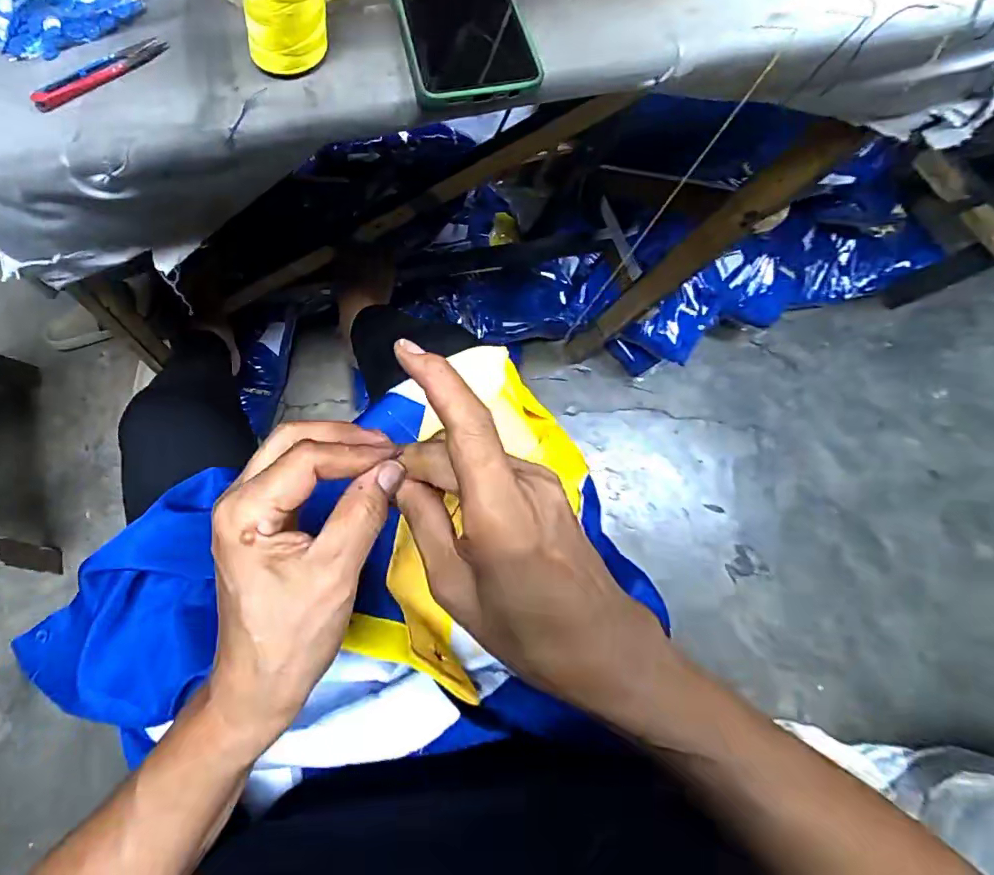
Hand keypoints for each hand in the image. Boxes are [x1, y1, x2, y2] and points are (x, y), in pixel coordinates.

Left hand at [207, 422, 404, 742]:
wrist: (257, 687)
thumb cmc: (293, 638)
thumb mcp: (335, 574)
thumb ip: (362, 513)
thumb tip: (392, 467)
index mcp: (244, 510)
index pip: (306, 457)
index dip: (356, 452)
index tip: (398, 456)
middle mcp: (235, 498)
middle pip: (290, 439)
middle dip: (342, 436)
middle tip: (387, 445)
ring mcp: (243, 507)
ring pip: (289, 451)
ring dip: (334, 445)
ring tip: (377, 452)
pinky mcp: (257, 518)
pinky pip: (292, 473)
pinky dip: (326, 464)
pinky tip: (355, 469)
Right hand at [390, 339, 671, 716]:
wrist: (602, 645)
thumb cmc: (526, 632)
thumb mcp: (456, 590)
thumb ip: (424, 524)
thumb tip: (400, 478)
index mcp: (500, 509)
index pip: (467, 424)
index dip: (437, 378)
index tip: (406, 349)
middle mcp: (525, 480)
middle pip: (459, 444)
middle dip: (419, 458)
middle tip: (392, 491)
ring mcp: (542, 481)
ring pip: (476, 455)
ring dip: (444, 469)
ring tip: (425, 508)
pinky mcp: (548, 487)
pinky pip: (495, 469)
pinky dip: (467, 478)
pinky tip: (458, 512)